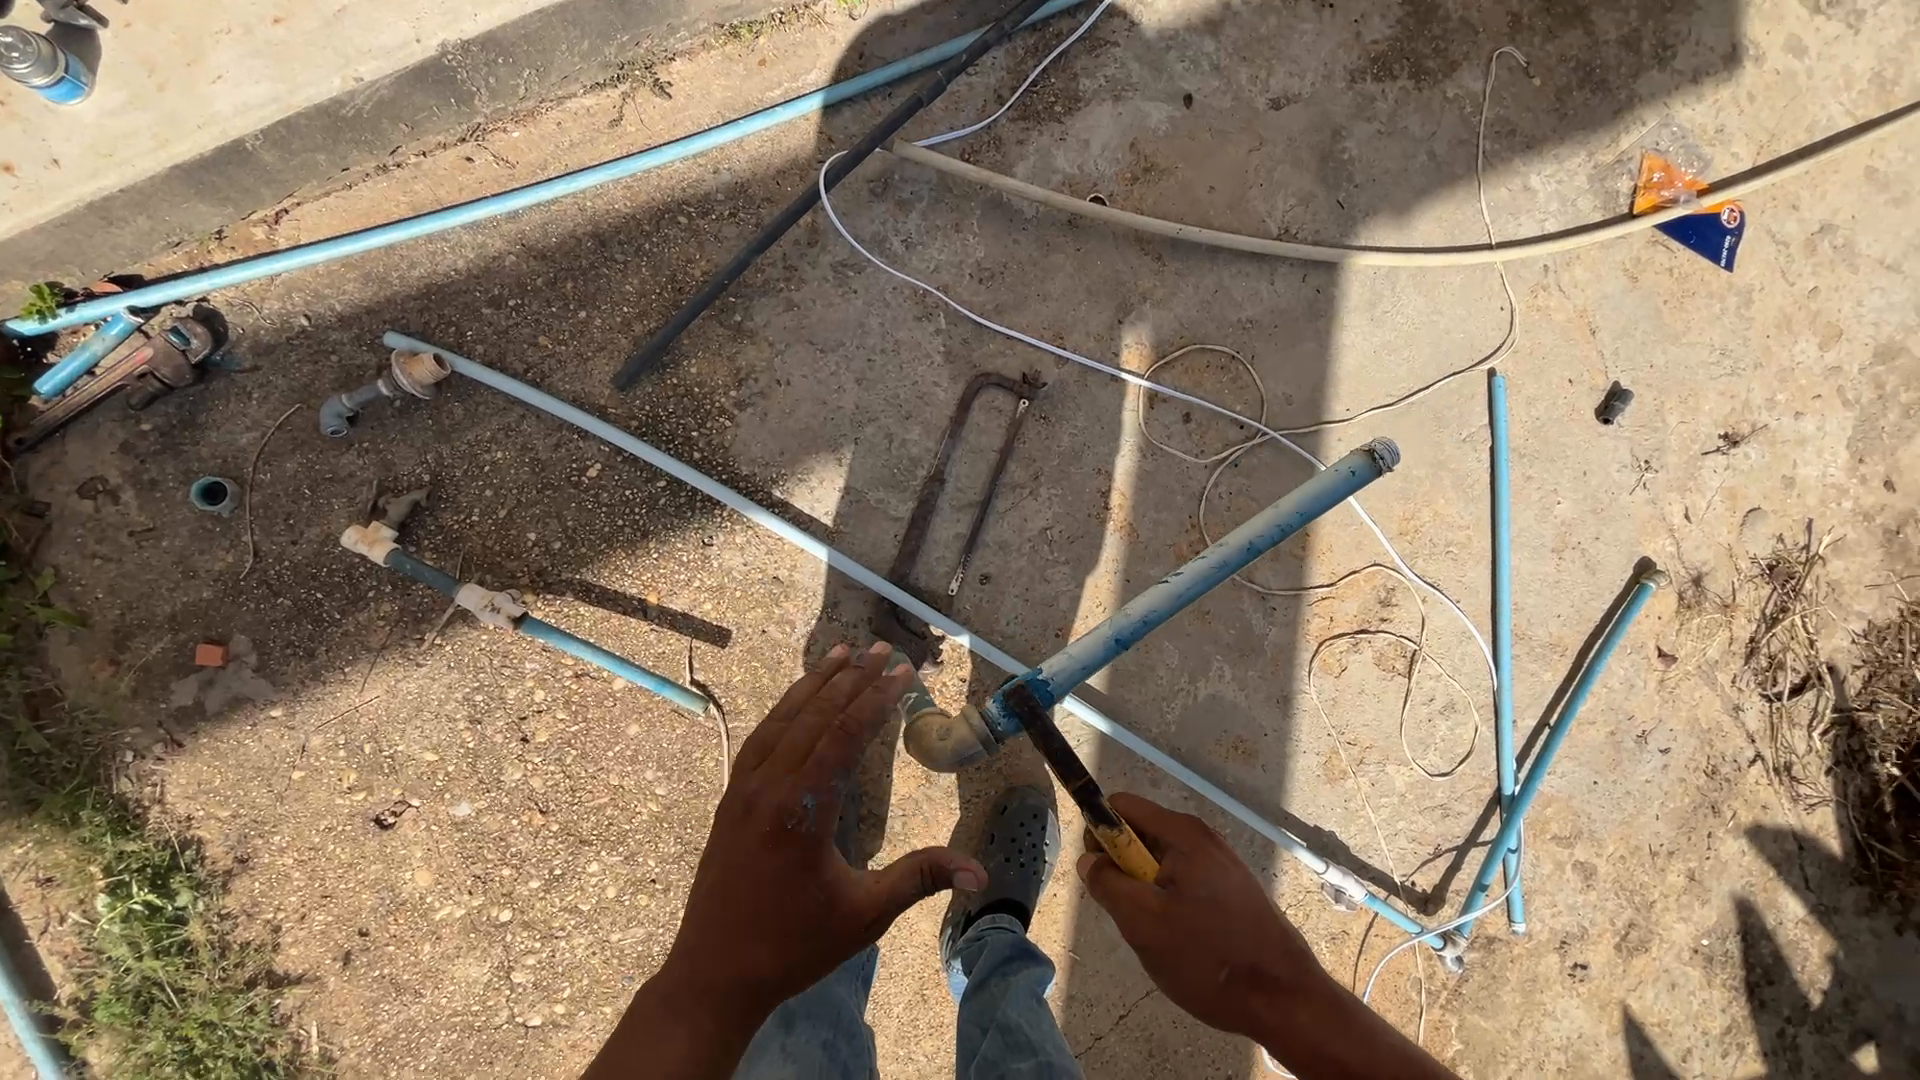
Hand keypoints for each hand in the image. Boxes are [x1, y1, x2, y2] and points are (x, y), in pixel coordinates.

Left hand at [585, 642, 986, 1078]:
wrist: (714, 974)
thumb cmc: (794, 945)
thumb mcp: (864, 915)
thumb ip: (919, 879)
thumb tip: (979, 870)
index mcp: (804, 810)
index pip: (846, 735)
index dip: (878, 698)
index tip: (903, 669)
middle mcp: (770, 786)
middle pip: (816, 716)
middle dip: (853, 678)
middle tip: (883, 648)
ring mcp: (744, 789)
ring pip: (783, 719)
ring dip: (815, 683)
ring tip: (843, 652)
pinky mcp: (730, 797)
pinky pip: (760, 737)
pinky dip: (784, 708)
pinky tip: (798, 698)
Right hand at [1078, 794, 1457, 1079]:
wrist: (1286, 999)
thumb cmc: (1208, 956)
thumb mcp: (1143, 922)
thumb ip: (1108, 884)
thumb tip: (1089, 860)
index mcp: (1182, 833)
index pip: (1121, 806)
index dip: (1100, 833)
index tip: (1100, 875)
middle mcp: (1202, 837)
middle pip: (1141, 835)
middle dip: (1125, 869)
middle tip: (1130, 913)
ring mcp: (1221, 862)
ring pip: (1161, 864)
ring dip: (1147, 892)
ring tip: (1158, 934)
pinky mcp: (1232, 888)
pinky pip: (1184, 881)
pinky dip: (1171, 903)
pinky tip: (1182, 941)